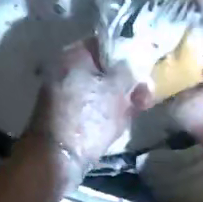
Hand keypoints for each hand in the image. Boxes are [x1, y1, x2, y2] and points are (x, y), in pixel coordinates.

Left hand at [24, 41, 143, 192]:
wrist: (56, 159)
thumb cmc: (87, 117)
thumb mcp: (116, 89)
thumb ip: (129, 70)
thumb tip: (136, 60)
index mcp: (73, 55)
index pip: (106, 42)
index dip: (129, 49)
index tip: (147, 60)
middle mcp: (66, 69)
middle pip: (105, 67)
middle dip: (128, 78)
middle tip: (146, 91)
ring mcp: (65, 93)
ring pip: (101, 88)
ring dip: (122, 96)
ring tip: (139, 107)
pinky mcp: (68, 115)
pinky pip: (93, 105)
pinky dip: (109, 110)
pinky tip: (124, 119)